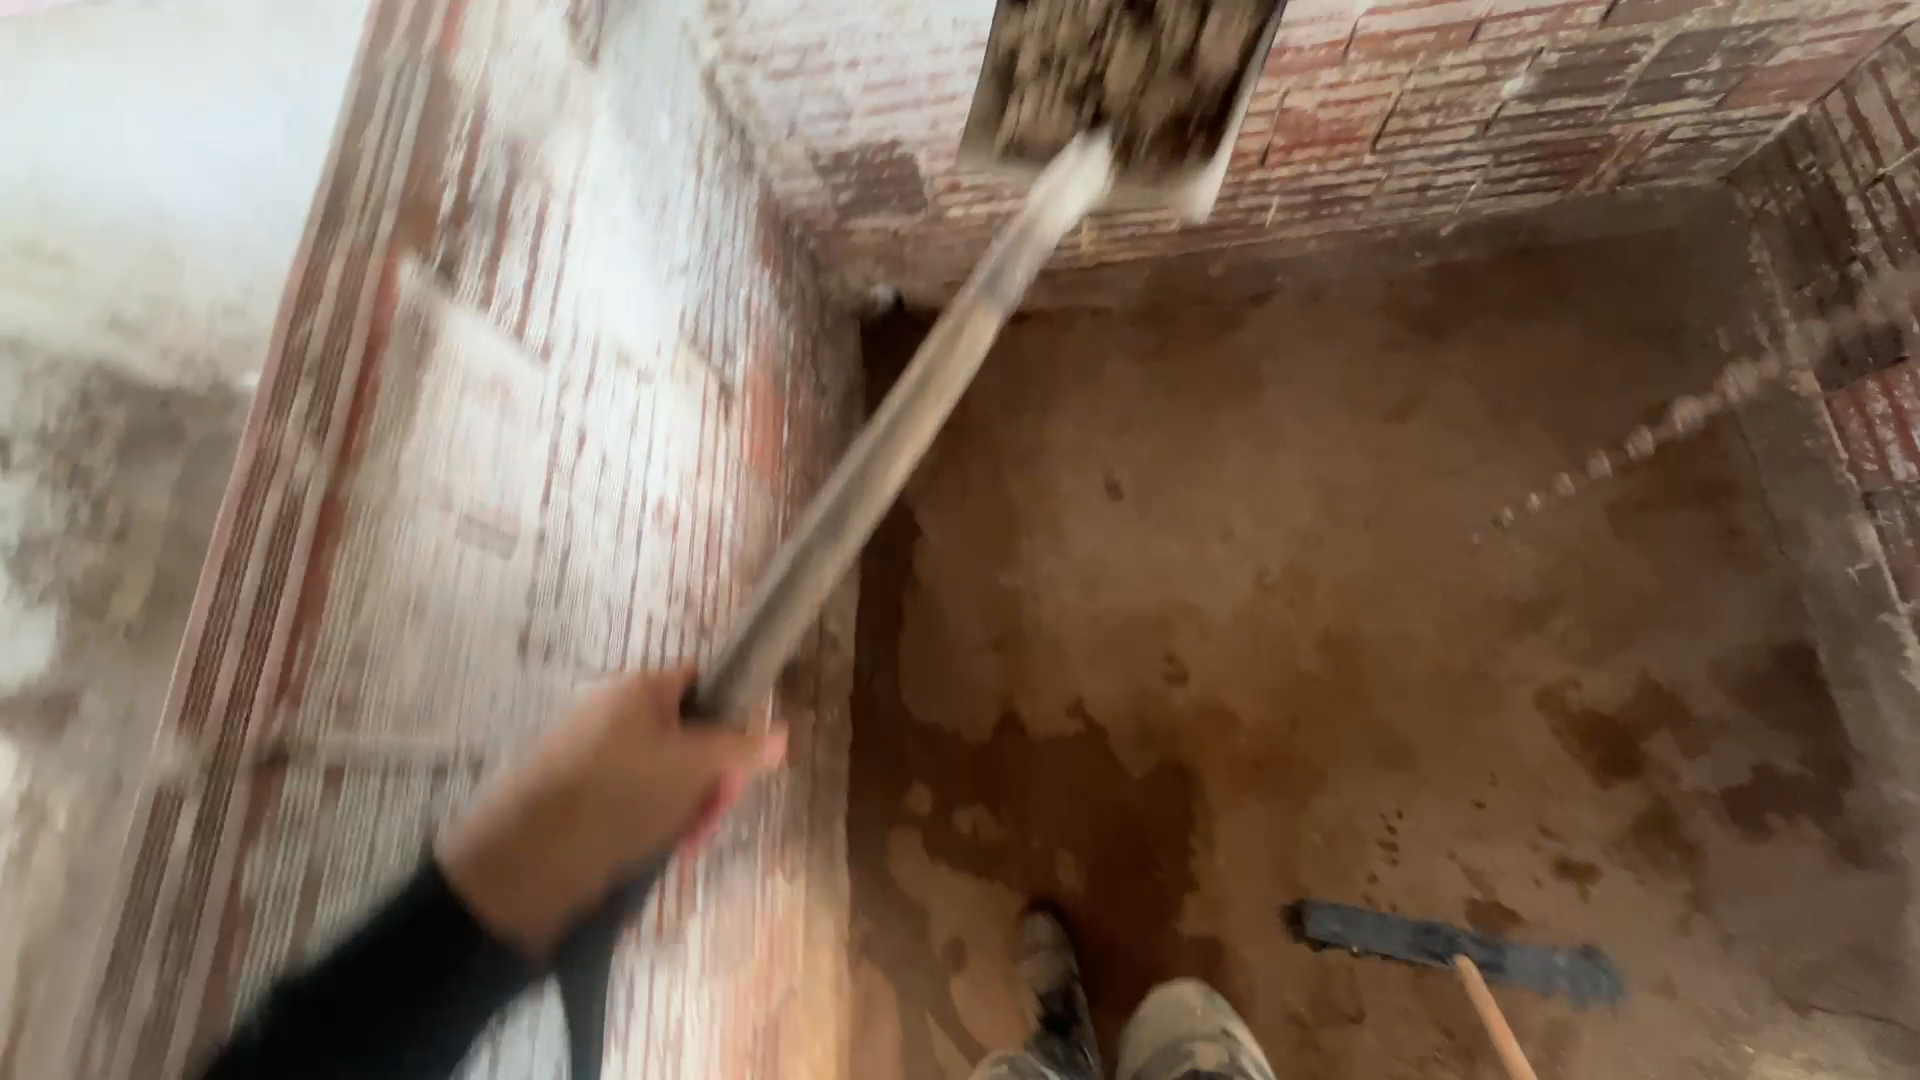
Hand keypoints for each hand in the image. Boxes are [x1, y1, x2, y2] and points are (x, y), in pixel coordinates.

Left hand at [434, 667, 786, 956]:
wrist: (522, 863)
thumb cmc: (618, 795)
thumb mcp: (694, 767)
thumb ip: (742, 749)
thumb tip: (782, 734)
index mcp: (639, 690)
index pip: (704, 681)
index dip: (731, 716)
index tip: (739, 762)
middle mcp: (614, 713)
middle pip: (689, 734)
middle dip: (709, 776)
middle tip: (711, 813)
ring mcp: (592, 755)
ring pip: (664, 773)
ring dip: (684, 804)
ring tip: (679, 841)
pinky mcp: (577, 795)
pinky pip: (633, 797)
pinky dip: (651, 820)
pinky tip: (653, 848)